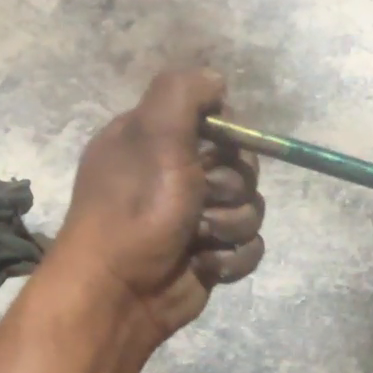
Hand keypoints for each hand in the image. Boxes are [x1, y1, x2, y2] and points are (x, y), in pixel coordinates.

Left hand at [53, 69, 264, 340]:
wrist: (121, 292)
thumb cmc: (135, 208)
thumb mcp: (154, 134)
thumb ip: (184, 92)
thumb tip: (217, 80)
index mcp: (156, 141)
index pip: (218, 122)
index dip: (230, 138)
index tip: (220, 149)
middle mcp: (175, 176)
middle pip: (243, 168)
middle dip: (231, 188)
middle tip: (202, 199)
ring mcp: (195, 219)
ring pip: (251, 210)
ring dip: (230, 226)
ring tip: (199, 238)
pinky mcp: (211, 255)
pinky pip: (249, 247)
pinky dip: (232, 258)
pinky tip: (205, 264)